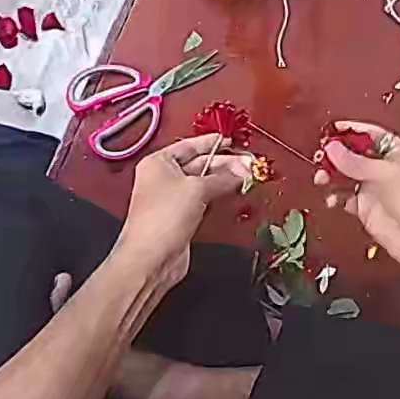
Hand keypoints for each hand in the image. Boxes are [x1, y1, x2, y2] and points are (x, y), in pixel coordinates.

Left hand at [111, 134, 253, 292]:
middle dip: (224, 163)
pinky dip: (218, 194)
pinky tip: (234, 191)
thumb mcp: (197, 188)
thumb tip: (240, 172)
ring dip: (224, 179)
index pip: (189, 145)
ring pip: (203, 182)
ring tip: (246, 175)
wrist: (151, 258)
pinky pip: (203, 199)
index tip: (230, 140)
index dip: (211, 142)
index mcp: (158, 163)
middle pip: (198, 164)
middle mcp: (163, 178)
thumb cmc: (162, 219)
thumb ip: (221, 178)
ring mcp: (172, 199)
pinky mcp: (180, 217)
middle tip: (247, 162)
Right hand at [316, 121, 399, 270]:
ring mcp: (376, 188)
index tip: (332, 130)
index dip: (352, 131)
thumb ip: (358, 162)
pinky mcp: (367, 208)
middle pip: (355, 154)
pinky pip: (345, 197)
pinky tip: (333, 199)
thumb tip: (332, 148)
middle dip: (336, 154)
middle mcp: (386, 168)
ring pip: (346, 175)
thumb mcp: (391, 175)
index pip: (372, 134)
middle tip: (320, 157)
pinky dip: (336, 196)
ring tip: (322, 178)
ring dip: (332, 175)